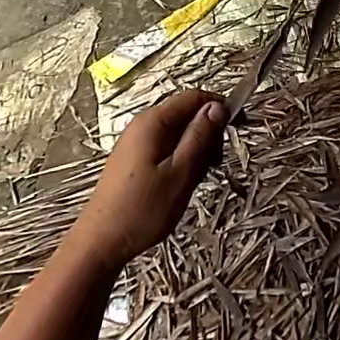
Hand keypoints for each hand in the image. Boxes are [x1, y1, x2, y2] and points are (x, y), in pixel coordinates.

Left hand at [70, 90, 225, 267]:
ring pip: (179, 133)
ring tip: (196, 179)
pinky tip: (182, 183)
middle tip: (213, 163)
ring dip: (197, 150)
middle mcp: (143, 125)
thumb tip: (218, 106)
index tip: (238, 127)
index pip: (194, 97)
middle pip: (187, 113)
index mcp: (153, 122)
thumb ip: (200, 136)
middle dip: (207, 133)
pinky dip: (182, 160)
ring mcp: (137, 143)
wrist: (101, 243)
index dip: (219, 107)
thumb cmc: (143, 209)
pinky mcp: (136, 159)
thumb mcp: (181, 172)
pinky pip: (168, 148)